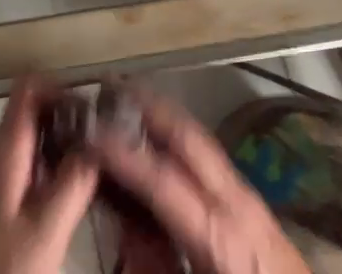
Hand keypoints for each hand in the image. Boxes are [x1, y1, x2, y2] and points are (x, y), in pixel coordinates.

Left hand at [0, 78, 98, 273]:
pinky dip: (54, 165)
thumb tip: (99, 141)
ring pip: (32, 139)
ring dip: (64, 142)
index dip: (61, 88)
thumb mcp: (44, 230)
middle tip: (107, 139)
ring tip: (101, 161)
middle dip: (69, 117)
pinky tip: (77, 188)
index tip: (95, 110)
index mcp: (5, 150)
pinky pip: (29, 165)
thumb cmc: (0, 265)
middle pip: (32, 111)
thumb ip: (72, 184)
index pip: (28, 88)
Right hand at [90, 85, 309, 273]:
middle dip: (146, 106)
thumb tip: (126, 233)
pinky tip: (157, 135)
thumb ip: (153, 263)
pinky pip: (207, 155)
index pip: (163, 182)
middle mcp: (236, 203)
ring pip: (199, 139)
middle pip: (187, 138)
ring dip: (162, 113)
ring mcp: (248, 197)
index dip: (124, 155)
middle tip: (107, 85)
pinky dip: (177, 134)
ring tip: (125, 96)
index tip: (90, 134)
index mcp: (220, 236)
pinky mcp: (251, 201)